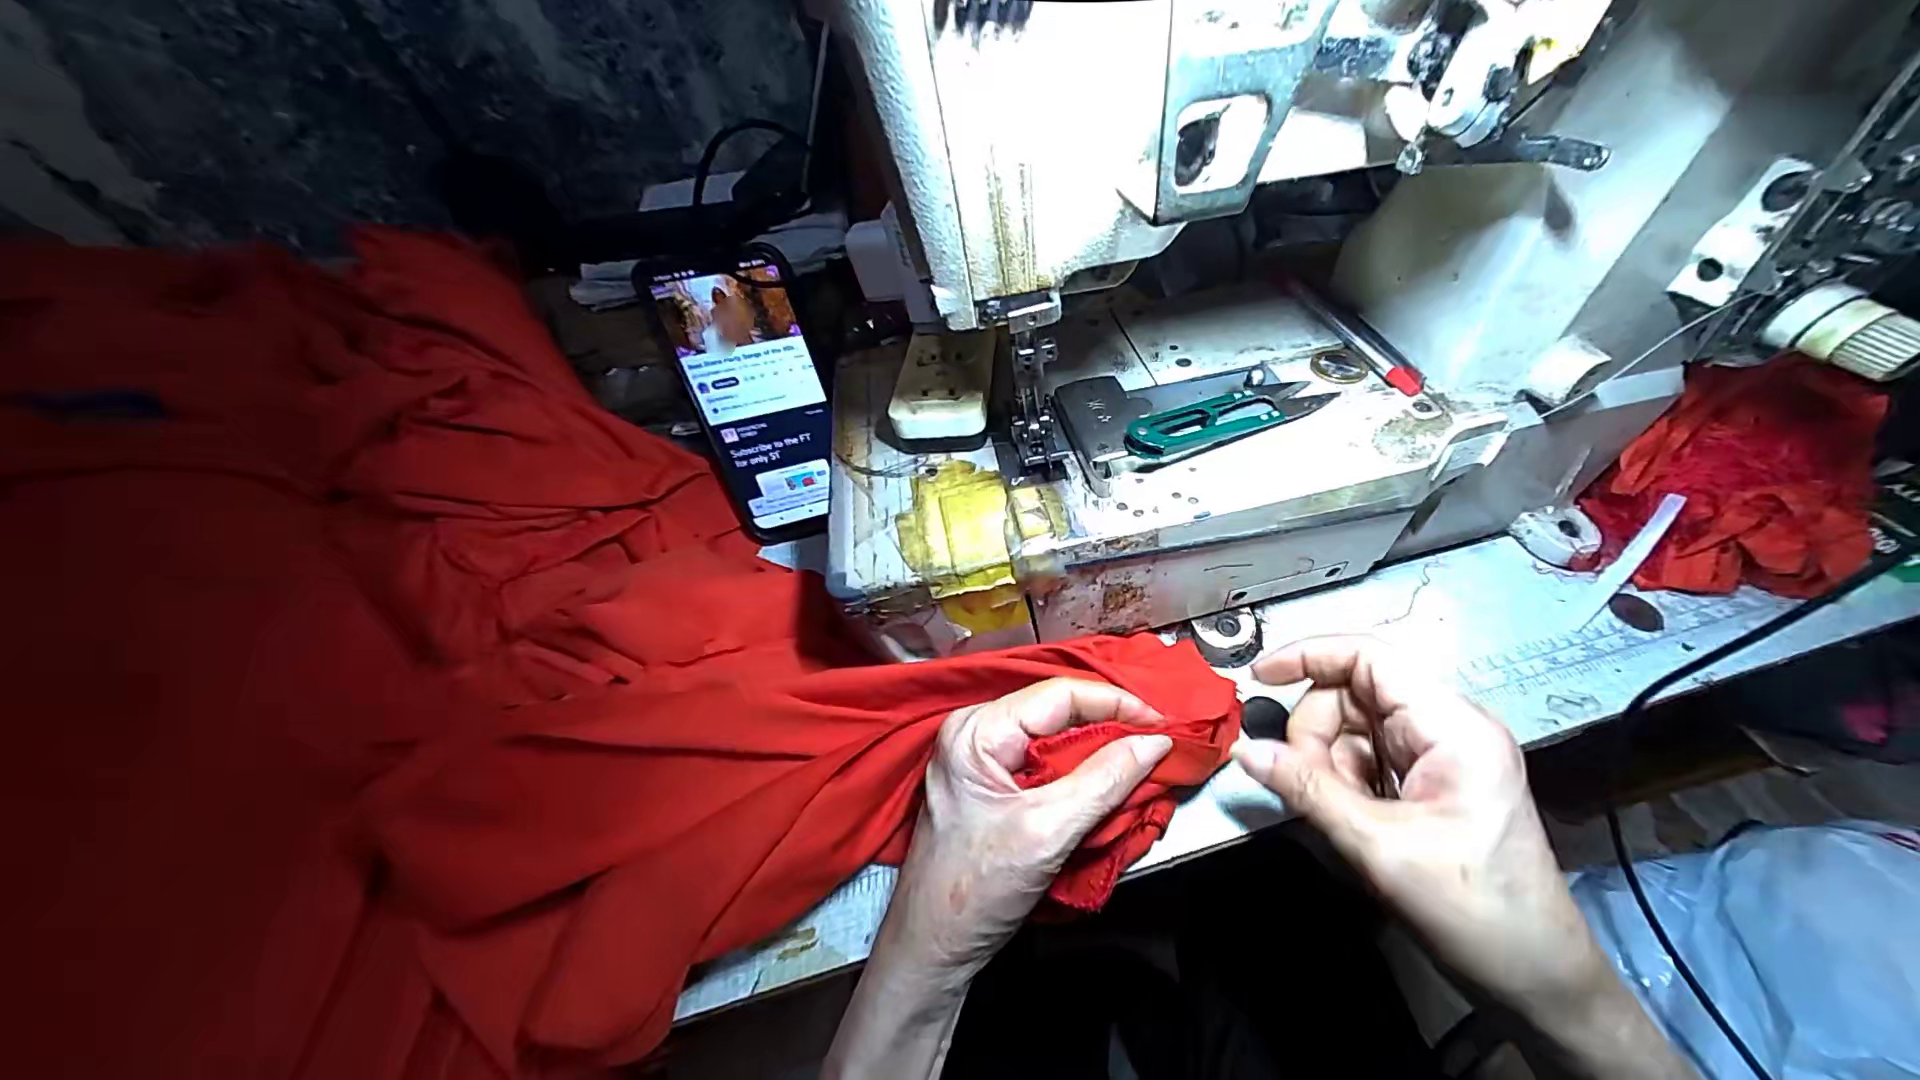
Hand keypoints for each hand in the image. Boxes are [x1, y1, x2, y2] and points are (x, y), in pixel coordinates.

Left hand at [825, 679, 1172, 1078]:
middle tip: (1157, 743)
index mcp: (976, 730)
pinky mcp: (993, 781)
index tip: (1159, 722)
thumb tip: (1151, 743)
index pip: (1059, 694)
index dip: (1115, 703)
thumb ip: (1103, 781)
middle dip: (1111, 726)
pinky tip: (1108, 782)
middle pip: (1058, 711)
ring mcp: (982, 756)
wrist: (933, 945)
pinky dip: (1081, 771)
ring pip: (1056, 737)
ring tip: (1142, 762)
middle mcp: (976, 731)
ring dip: (1100, 751)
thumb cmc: (969, 892)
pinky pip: (1046, 761)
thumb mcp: (1046, 832)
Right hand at [1231, 635, 1606, 1012]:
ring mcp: (1435, 749)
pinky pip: (1361, 753)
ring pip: (1347, 725)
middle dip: (1314, 734)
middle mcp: (1444, 725)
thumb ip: (1307, 790)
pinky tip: (1352, 815)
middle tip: (1305, 783)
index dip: (1308, 656)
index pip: (1369, 656)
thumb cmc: (1475, 910)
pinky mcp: (1425, 773)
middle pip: (1348, 693)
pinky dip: (1340, 777)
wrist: (1538, 978)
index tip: (1259, 677)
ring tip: (1339, 812)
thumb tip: (1245, 750)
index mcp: (1451, 727)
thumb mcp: (1378, 847)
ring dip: (1325, 762)